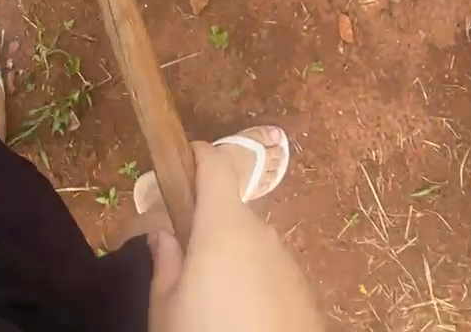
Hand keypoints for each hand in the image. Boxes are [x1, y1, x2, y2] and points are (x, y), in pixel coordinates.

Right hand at [145, 144, 322, 331]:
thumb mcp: (167, 308)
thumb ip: (165, 262)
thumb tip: (164, 233)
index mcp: (225, 225)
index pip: (215, 166)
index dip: (199, 155)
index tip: (183, 157)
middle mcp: (262, 233)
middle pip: (231, 213)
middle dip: (207, 226)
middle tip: (183, 258)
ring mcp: (288, 263)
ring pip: (252, 246)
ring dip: (232, 259)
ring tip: (210, 301)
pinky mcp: (305, 295)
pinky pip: (271, 275)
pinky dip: (254, 285)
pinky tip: (240, 320)